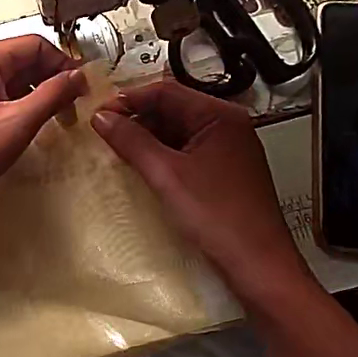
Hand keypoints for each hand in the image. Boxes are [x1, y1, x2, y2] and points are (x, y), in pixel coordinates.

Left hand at [0, 35, 85, 223]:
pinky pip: (6, 94)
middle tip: (74, 101)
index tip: (81, 84)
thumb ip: (53, 94)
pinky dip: (26, 105)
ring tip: (58, 115)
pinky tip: (35, 123)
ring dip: (42, 94)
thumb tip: (75, 78)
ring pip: (18, 78)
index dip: (64, 63)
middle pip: (28, 59)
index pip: (37, 44)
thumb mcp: (18, 121)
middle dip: (54, 79)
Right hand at [92, 81, 312, 296]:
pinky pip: (186, 151)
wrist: (258, 265)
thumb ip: (132, 141)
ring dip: (147, 138)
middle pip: (173, 108)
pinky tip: (142, 168)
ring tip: (118, 151)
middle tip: (104, 133)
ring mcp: (227, 149)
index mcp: (221, 116)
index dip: (129, 99)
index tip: (99, 114)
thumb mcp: (167, 175)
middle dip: (137, 119)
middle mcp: (227, 126)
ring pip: (178, 131)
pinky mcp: (223, 171)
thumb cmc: (221, 218)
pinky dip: (162, 156)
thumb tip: (103, 118)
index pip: (166, 91)